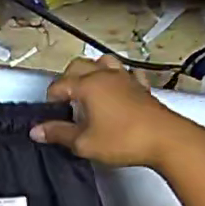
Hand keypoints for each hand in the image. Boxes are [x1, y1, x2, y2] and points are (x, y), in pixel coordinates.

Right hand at [29, 55, 204, 167]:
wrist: (166, 140)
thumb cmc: (126, 139)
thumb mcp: (83, 143)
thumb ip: (58, 134)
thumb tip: (38, 131)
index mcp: (88, 85)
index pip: (59, 85)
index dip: (50, 99)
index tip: (49, 114)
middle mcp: (106, 76)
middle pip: (79, 65)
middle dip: (67, 79)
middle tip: (63, 99)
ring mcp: (126, 79)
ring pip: (104, 62)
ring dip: (92, 71)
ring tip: (86, 88)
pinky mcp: (142, 89)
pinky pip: (128, 74)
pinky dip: (118, 78)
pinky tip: (117, 89)